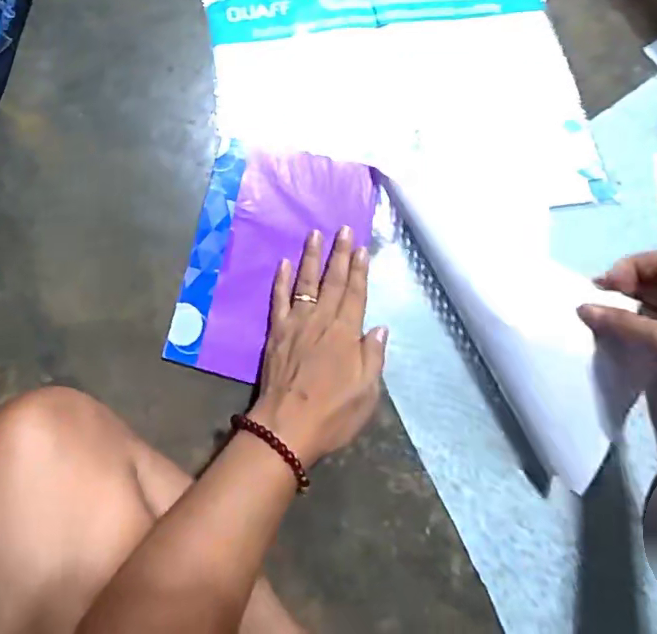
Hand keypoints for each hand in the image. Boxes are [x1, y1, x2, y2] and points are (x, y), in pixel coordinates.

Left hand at [248, 227, 386, 465]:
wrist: (286, 428)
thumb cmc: (333, 413)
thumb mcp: (367, 391)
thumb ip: (373, 356)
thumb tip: (379, 327)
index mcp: (346, 332)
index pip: (356, 293)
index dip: (360, 269)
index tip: (362, 247)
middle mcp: (322, 320)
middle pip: (333, 280)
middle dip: (339, 253)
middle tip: (343, 229)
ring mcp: (297, 324)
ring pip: (305, 282)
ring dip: (311, 257)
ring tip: (314, 234)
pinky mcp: (277, 333)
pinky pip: (279, 300)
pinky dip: (281, 281)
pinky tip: (284, 263)